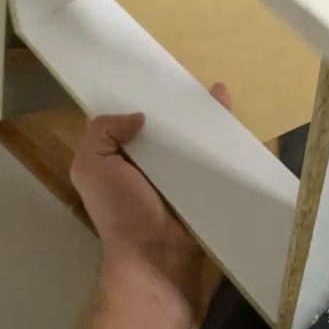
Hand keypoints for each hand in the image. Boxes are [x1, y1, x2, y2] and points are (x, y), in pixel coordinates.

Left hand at [70, 86, 233, 311]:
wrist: (156, 258)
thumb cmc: (120, 211)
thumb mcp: (91, 167)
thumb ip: (101, 133)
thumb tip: (138, 116)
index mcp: (122, 157)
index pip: (130, 118)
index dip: (138, 95)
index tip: (152, 70)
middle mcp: (151, 164)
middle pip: (167, 125)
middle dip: (178, 103)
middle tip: (194, 77)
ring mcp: (182, 175)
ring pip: (195, 138)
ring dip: (207, 117)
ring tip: (219, 90)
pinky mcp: (207, 187)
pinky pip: (217, 158)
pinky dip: (228, 140)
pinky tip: (237, 117)